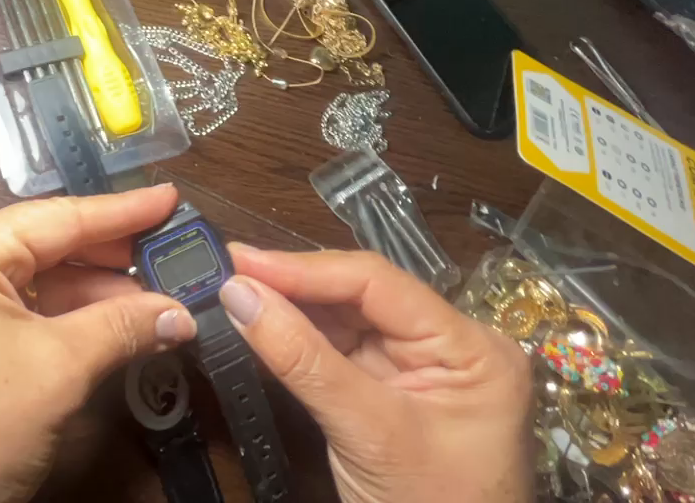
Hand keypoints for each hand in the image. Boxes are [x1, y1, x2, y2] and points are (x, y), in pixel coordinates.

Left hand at [0, 185, 196, 502]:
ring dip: (102, 291)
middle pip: (52, 243)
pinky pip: (31, 306)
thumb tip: (180, 312)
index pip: (58, 217)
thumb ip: (122, 327)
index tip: (170, 197)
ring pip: (45, 277)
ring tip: (164, 292)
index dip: (121, 210)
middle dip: (116, 254)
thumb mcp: (58, 368)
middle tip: (176, 250)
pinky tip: (124, 320)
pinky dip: (76, 314)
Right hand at [219, 246, 532, 502]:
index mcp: (469, 345)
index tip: (240, 260)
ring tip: (231, 288)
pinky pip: (330, 344)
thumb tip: (236, 293)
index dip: (303, 268)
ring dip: (284, 303)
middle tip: (225, 268)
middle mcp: (442, 341)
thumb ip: (302, 359)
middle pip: (354, 292)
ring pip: (337, 313)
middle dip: (289, 282)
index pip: (376, 283)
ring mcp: (411, 363)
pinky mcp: (381, 384)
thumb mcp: (370, 435)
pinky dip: (290, 334)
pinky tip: (255, 320)